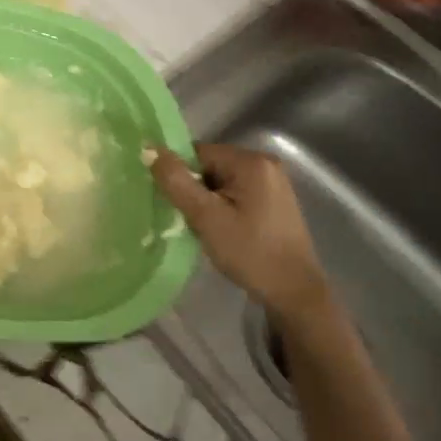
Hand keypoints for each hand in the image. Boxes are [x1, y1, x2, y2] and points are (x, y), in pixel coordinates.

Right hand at [149, 144, 330, 323]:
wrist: (293, 292)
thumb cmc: (250, 252)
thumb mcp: (205, 217)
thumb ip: (175, 181)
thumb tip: (148, 148)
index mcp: (250, 162)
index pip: (196, 153)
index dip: (180, 176)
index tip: (178, 204)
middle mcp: (264, 163)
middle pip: (208, 165)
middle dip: (193, 189)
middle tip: (193, 219)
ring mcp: (272, 181)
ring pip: (218, 180)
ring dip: (205, 200)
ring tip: (207, 227)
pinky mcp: (273, 199)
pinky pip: (233, 191)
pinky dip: (220, 206)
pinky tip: (222, 229)